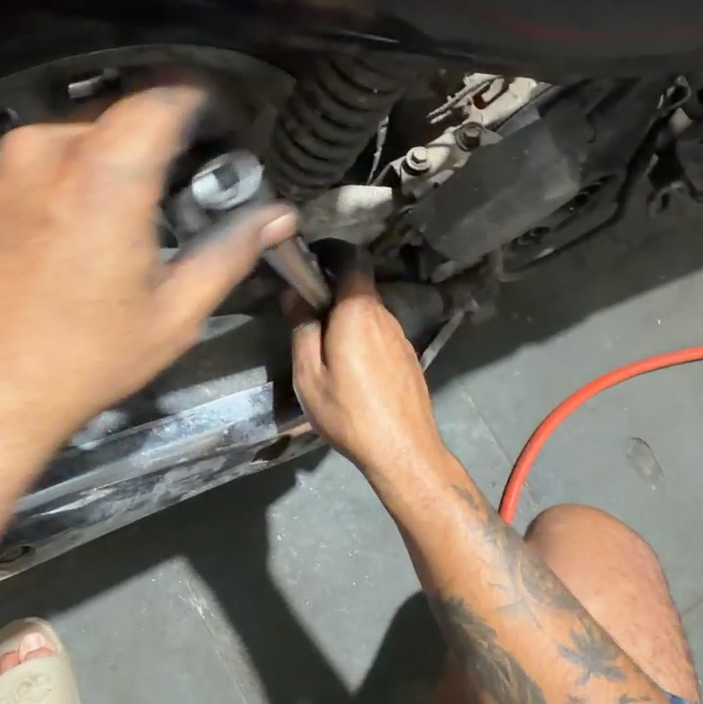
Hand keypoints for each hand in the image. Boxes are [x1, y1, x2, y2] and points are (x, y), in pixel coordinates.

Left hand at [0, 85, 296, 449]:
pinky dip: (43, 196)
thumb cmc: (79, 363)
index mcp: (104, 173)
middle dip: (143, 157)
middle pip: (111, 124)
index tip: (214, 130)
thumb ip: (229, 253)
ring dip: (90, 178)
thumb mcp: (171, 316)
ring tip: (97, 240)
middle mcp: (41, 151)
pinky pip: (17, 175)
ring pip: (61, 149)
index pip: (164, 98)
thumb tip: (278, 218)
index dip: (198, 106)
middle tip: (160, 211)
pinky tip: (45, 252)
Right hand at [289, 271, 448, 484]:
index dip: (330, 253)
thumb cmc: (349, 413)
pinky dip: (362, 342)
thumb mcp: (309, 375)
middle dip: (332, 295)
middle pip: (358, 290)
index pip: (351, 259)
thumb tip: (294, 294)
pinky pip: (380, 338)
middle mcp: (385, 316)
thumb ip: (301, 328)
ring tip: (325, 351)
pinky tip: (351, 372)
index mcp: (358, 311)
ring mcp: (401, 338)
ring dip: (347, 323)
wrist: (402, 450)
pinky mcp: (409, 359)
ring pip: (369, 316)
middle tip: (304, 316)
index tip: (308, 262)